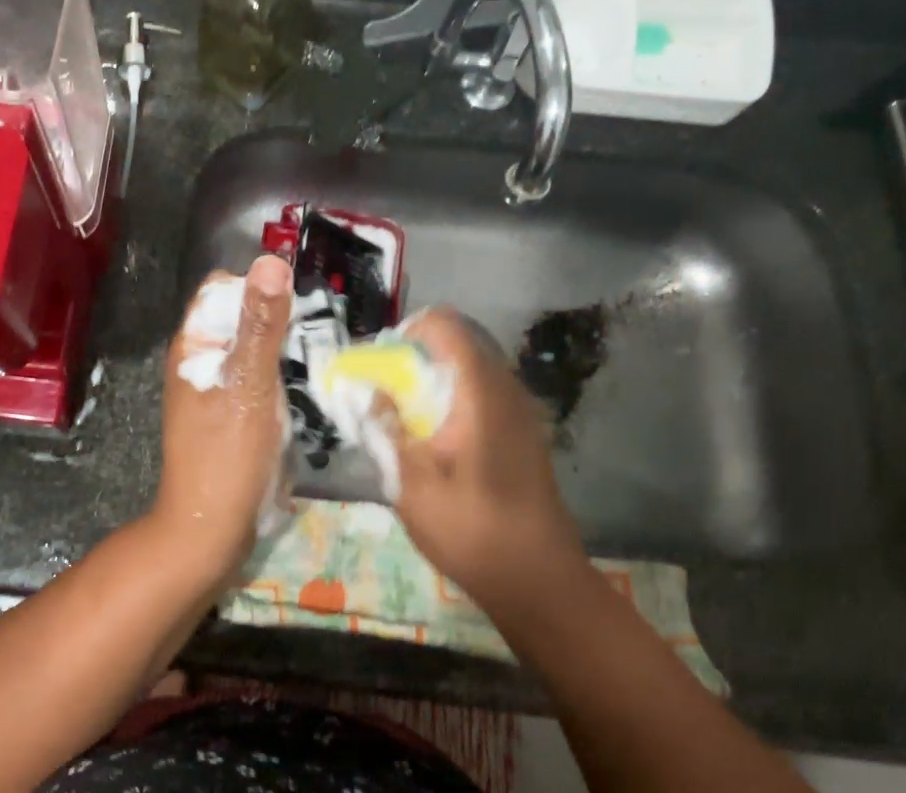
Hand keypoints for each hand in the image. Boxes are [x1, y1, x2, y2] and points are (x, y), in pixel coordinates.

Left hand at [152, 255, 292, 580]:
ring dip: (283, 351)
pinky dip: (280, 378)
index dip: (256, 287)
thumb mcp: (250, 383)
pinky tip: (306, 390)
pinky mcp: (231, 417)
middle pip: (240, 319)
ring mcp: (214, 391)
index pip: (220, 290)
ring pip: (252, 351)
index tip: (296, 303)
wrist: (211, 529)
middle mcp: (199, 362)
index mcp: (193, 346)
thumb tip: (270, 261)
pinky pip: (258, 381)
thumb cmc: (228, 454)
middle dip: (276, 319)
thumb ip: (261, 324)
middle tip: (317, 334)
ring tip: (319, 359)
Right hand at [385, 308, 588, 615]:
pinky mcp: (524, 435)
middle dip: (415, 360)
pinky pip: (483, 396)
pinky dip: (453, 402)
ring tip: (405, 420)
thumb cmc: (470, 528)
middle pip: (457, 345)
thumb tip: (367, 388)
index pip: (445, 325)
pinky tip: (436, 444)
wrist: (538, 580)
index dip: (407, 332)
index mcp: (478, 391)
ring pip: (470, 371)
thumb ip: (385, 426)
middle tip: (385, 395)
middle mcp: (505, 390)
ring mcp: (521, 412)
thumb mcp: (410, 481)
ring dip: (433, 383)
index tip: (381, 365)